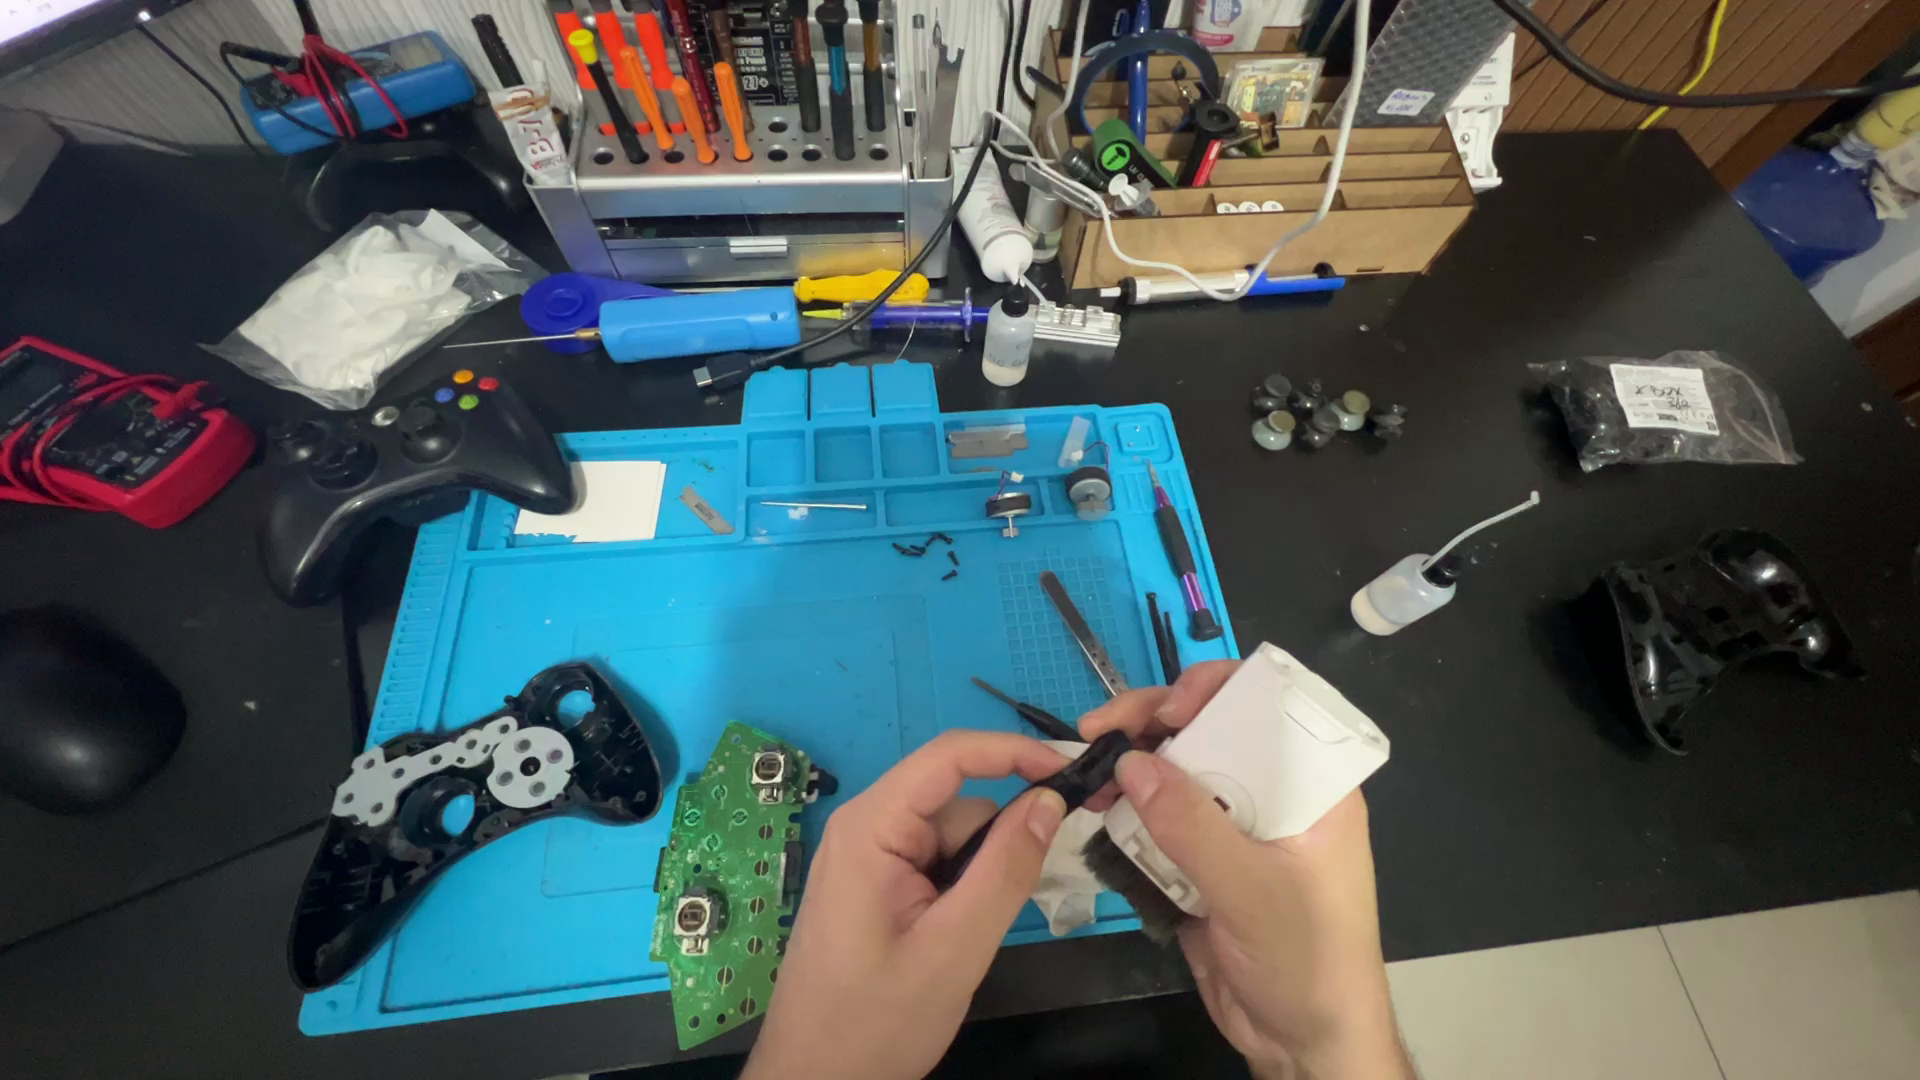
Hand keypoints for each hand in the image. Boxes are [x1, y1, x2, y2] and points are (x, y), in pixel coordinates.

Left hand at [740, 731, 1069, 1079]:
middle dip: (998, 836)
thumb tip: (1050, 800)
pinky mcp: (879, 880)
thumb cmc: (874, 1021)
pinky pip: (938, 861)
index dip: (1012, 751)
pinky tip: (955, 934)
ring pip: (953, 834)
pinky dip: (963, 886)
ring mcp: (871, 853)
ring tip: (970, 936)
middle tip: (1031, 884)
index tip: (1069, 768)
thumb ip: (1006, 870)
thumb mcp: (954, 948)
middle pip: (955, 800)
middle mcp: (869, 825)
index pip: (949, 756)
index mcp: (873, 824)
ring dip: (980, 871)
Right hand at [1081, 662, 1412, 1079]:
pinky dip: (1125, 802)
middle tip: (1100, 726)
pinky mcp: (1200, 851)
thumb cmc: (1307, 964)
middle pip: (1208, 727)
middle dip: (1153, 718)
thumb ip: (1193, 829)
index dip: (1214, 690)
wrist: (1303, 1047)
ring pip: (1175, 765)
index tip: (1168, 711)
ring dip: (1130, 758)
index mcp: (1307, 785)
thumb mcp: (1253, 893)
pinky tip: (1095, 801)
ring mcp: (1231, 820)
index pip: (1265, 707)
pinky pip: (1158, 810)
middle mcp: (1269, 789)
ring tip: (1087, 761)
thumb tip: (1130, 764)